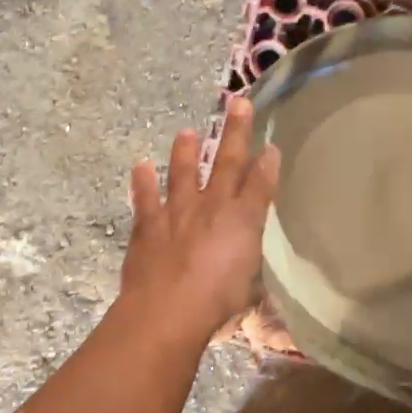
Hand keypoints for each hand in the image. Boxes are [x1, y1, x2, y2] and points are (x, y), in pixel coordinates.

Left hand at [119, 98, 280, 340]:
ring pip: (183, 172)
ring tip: (186, 132)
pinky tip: (140, 166)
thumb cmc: (217, 304)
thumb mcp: (249, 289)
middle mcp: (212, 206)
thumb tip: (253, 274)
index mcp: (244, 221)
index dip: (268, 164)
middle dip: (235, 131)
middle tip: (238, 103)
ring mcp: (177, 211)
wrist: (167, 310)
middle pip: (228, 162)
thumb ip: (250, 271)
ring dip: (185, 151)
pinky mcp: (148, 224)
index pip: (261, 184)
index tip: (271, 146)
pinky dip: (142, 181)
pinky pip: (145, 197)